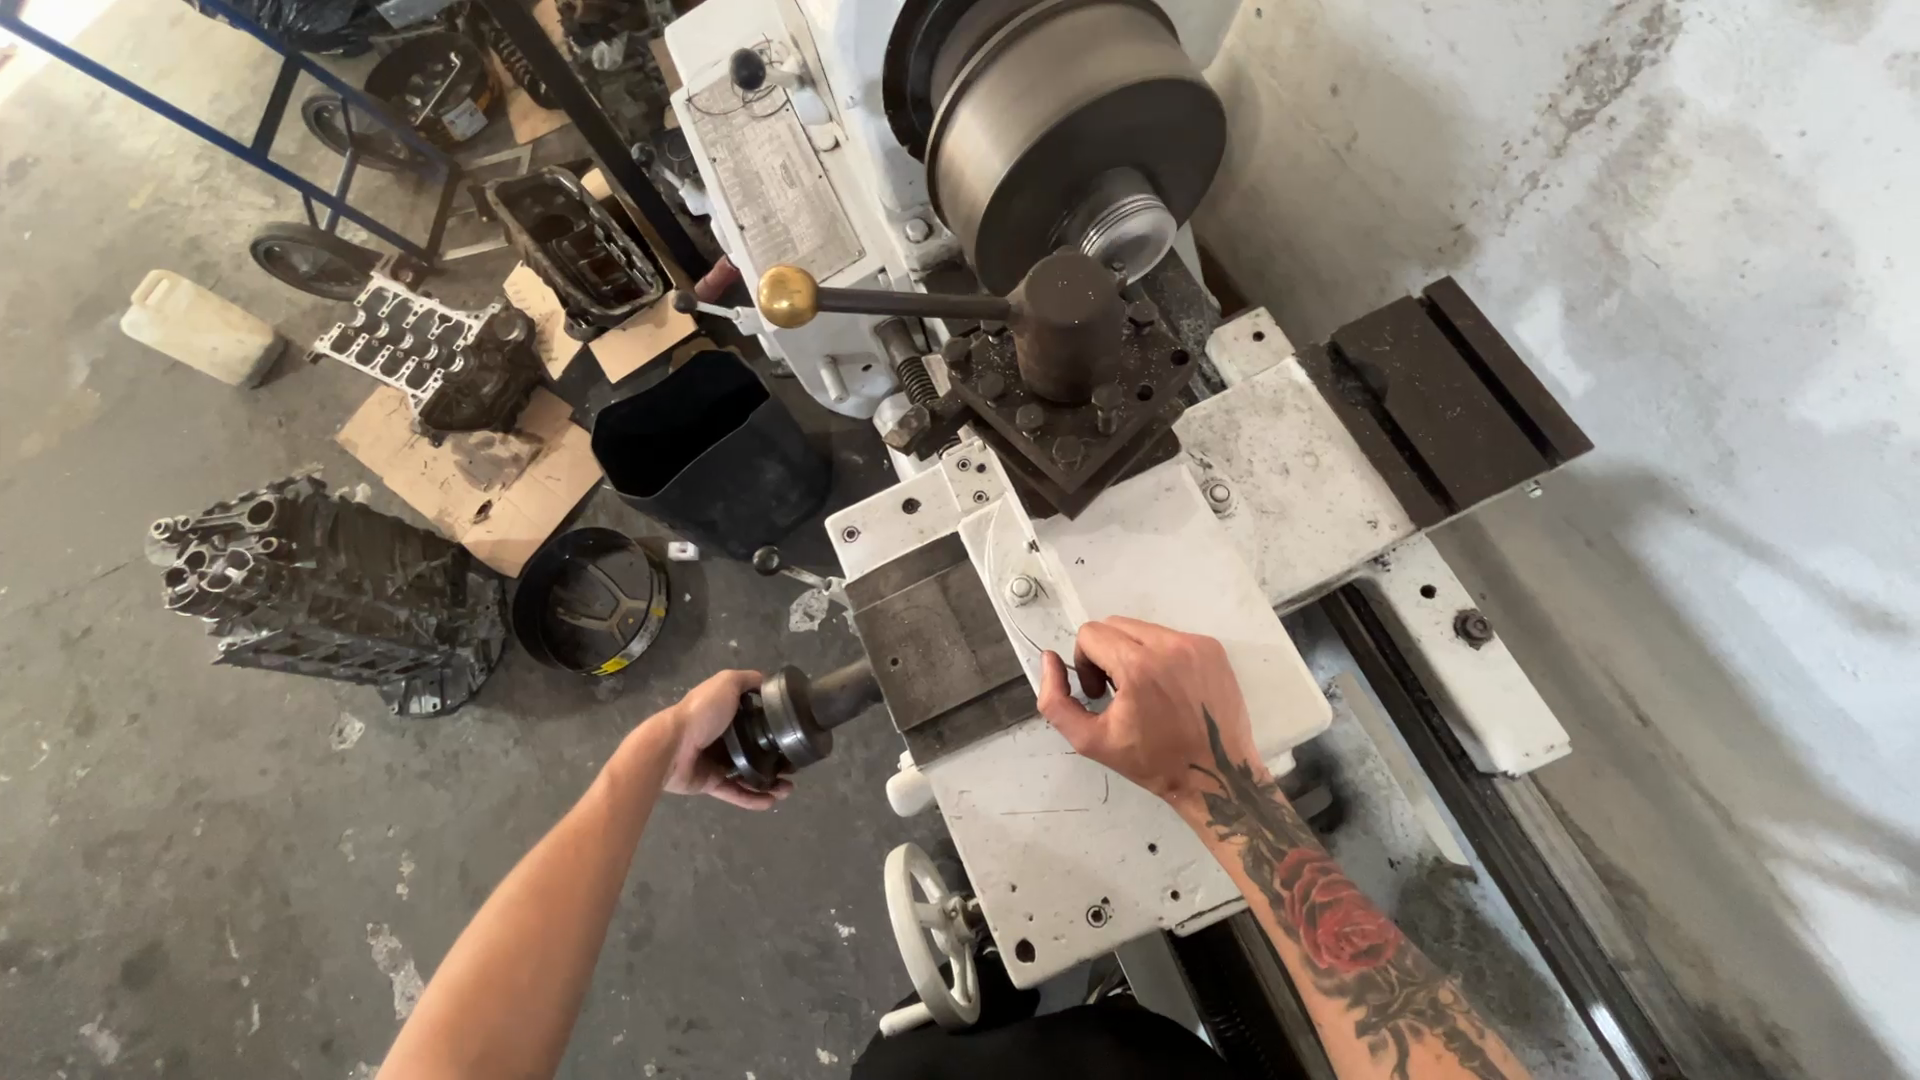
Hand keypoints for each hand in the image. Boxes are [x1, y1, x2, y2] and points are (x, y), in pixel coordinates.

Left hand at [646, 669, 795, 810]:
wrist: (672, 746)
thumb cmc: (702, 713)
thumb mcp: (727, 683)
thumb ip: (748, 680)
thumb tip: (767, 681)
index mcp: (726, 714)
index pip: (755, 722)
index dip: (774, 729)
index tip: (793, 735)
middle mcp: (722, 738)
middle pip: (755, 750)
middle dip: (776, 760)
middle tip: (794, 767)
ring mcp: (716, 762)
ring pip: (748, 774)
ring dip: (769, 782)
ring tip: (787, 789)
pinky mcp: (710, 783)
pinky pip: (735, 792)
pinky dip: (752, 799)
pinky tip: (770, 802)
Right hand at [1037, 617, 1264, 808]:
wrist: (1217, 776)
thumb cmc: (1152, 762)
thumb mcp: (1089, 741)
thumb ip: (1055, 700)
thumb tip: (1049, 659)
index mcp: (1137, 666)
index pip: (1090, 634)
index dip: (1084, 663)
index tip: (1100, 694)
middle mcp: (1169, 646)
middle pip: (1114, 625)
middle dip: (1105, 654)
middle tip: (1117, 692)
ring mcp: (1195, 644)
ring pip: (1142, 628)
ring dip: (1132, 651)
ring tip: (1144, 690)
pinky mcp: (1213, 648)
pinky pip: (1170, 636)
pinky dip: (1160, 655)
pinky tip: (1168, 688)